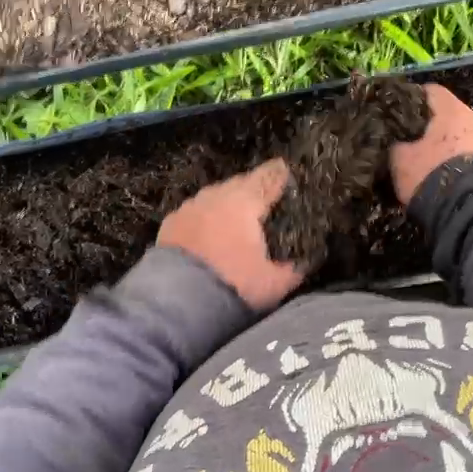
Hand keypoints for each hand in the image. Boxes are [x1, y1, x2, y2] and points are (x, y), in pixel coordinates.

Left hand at [158, 159, 303, 310]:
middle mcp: (216, 197)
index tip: (284, 170)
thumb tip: (302, 264)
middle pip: (239, 185)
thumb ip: (292, 270)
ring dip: (224, 206)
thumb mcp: (273, 284)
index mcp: (246, 202)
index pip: (268, 178)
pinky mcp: (169, 225)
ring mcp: (189, 208)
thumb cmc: (234, 285)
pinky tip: (205, 235)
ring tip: (232, 222)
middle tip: (261, 202)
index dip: (279, 175)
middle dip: (251, 190)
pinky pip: (193, 215)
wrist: (180, 301)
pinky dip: (202, 221)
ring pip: (213, 198)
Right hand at [388, 84, 472, 205]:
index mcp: (449, 107)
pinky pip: (468, 154)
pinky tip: (443, 175)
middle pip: (445, 114)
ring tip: (425, 162)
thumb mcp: (398, 159)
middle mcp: (472, 116)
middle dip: (427, 126)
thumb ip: (394, 141)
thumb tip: (391, 136)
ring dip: (443, 145)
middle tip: (408, 142)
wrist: (468, 208)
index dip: (409, 101)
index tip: (396, 116)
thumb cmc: (429, 175)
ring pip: (458, 135)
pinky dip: (455, 160)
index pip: (428, 91)